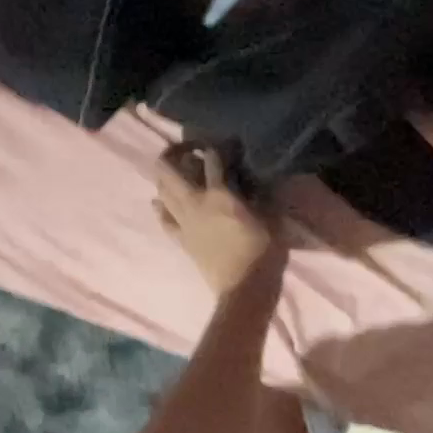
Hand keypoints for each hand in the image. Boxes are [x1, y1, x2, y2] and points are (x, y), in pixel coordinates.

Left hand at [154, 147, 279, 293]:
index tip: (225, 144)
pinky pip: (163, 218)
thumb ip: (261, 195)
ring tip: (179, 174)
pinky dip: (160, 207)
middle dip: (175, 153)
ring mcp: (184, 221)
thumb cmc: (264, 251)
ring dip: (167, 177)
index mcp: (221, 194)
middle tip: (189, 150)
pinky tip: (160, 203)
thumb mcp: (271, 218)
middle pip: (168, 169)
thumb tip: (255, 181)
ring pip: (162, 190)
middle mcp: (195, 202)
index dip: (217, 147)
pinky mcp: (180, 239)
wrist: (244, 288)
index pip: (212, 159)